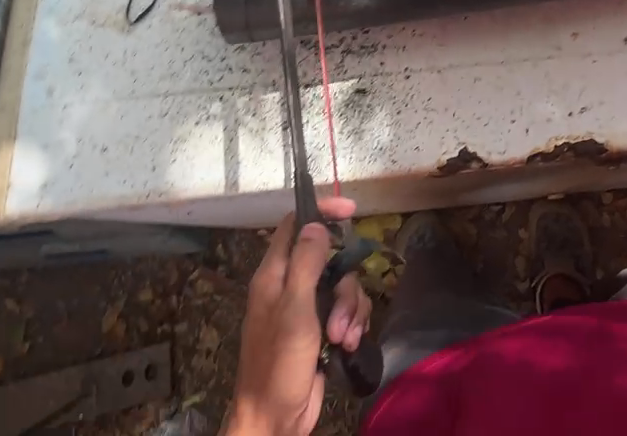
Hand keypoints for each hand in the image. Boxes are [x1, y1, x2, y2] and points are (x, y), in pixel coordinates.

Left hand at [225, 197, 372, 435]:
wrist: (275, 420)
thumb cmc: (278, 364)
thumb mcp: (294, 309)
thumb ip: (306, 263)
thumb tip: (316, 224)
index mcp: (274, 275)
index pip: (295, 225)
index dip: (321, 212)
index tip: (351, 211)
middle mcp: (289, 287)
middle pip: (330, 259)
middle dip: (345, 286)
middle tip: (339, 316)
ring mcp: (306, 309)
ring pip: (342, 287)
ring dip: (350, 311)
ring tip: (342, 338)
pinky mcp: (322, 330)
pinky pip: (347, 311)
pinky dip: (352, 325)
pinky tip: (347, 345)